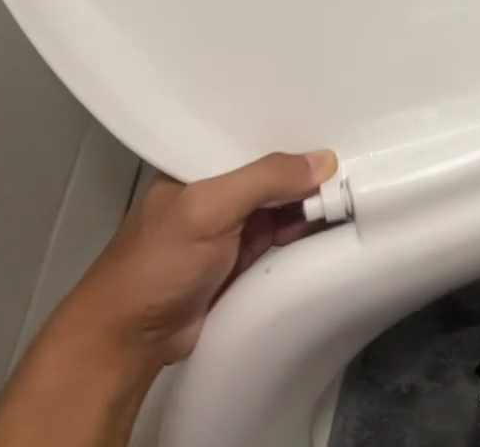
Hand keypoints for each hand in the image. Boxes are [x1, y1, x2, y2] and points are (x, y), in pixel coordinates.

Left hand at [49, 150, 337, 367]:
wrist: (130, 342)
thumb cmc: (155, 267)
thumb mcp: (209, 208)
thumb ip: (264, 179)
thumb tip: (322, 161)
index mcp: (198, 165)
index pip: (253, 138)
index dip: (291, 136)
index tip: (333, 137)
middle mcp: (216, 190)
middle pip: (274, 171)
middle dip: (307, 172)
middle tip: (349, 171)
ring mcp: (230, 225)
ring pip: (282, 203)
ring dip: (309, 203)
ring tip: (344, 196)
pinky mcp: (243, 257)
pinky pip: (283, 234)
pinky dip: (303, 231)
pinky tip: (327, 224)